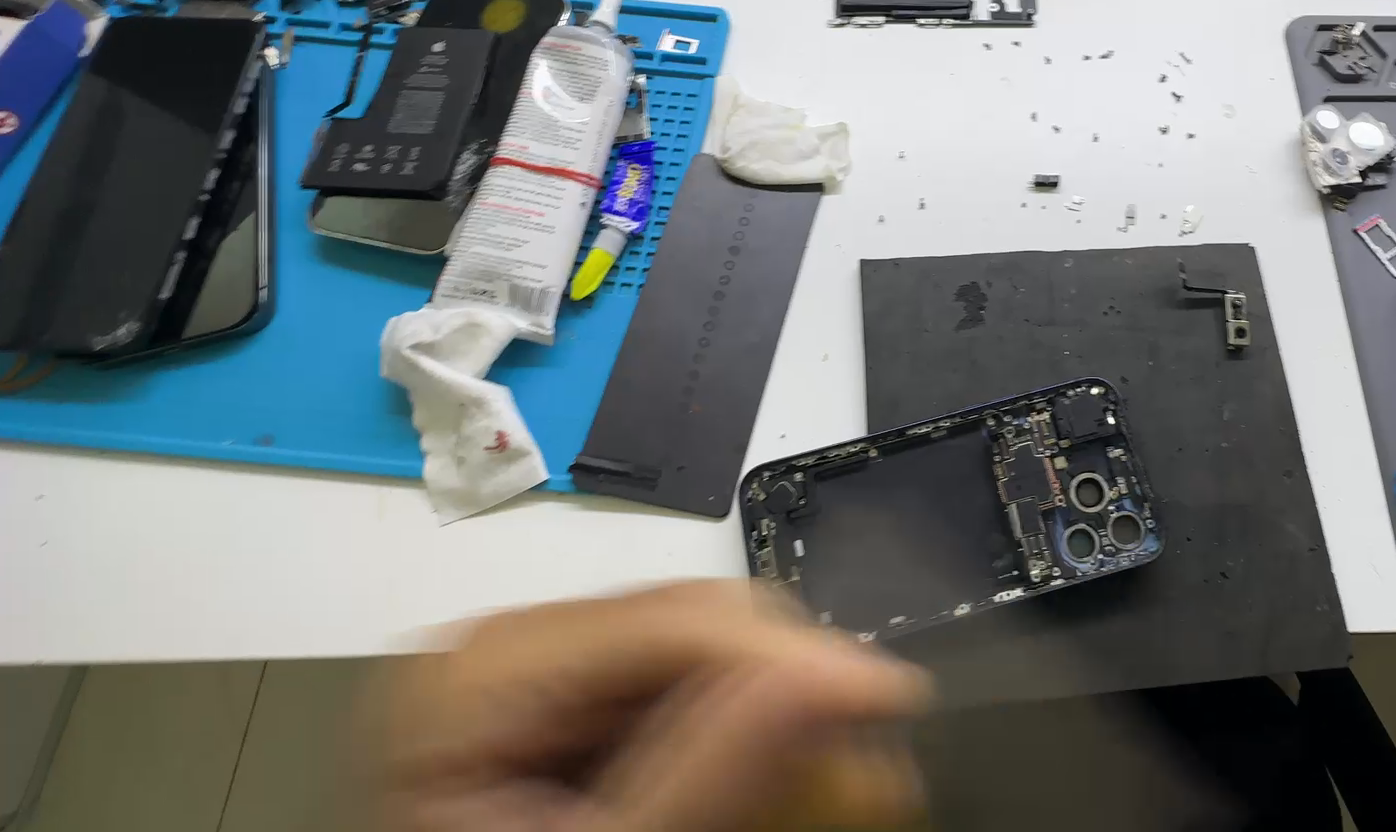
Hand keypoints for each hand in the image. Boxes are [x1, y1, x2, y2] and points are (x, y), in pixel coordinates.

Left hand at [371, 579, 930, 831]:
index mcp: (497, 666)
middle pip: (705, 624)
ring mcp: (556, 662)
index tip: (891, 698)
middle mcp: (529, 639)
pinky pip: (690, 683)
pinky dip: (744, 732)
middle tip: (868, 768)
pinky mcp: (582, 693)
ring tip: (826, 785)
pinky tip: (770, 775)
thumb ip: (718, 771)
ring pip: (712, 649)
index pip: (684, 618)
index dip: (799, 656)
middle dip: (793, 690)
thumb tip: (841, 676)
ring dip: (779, 712)